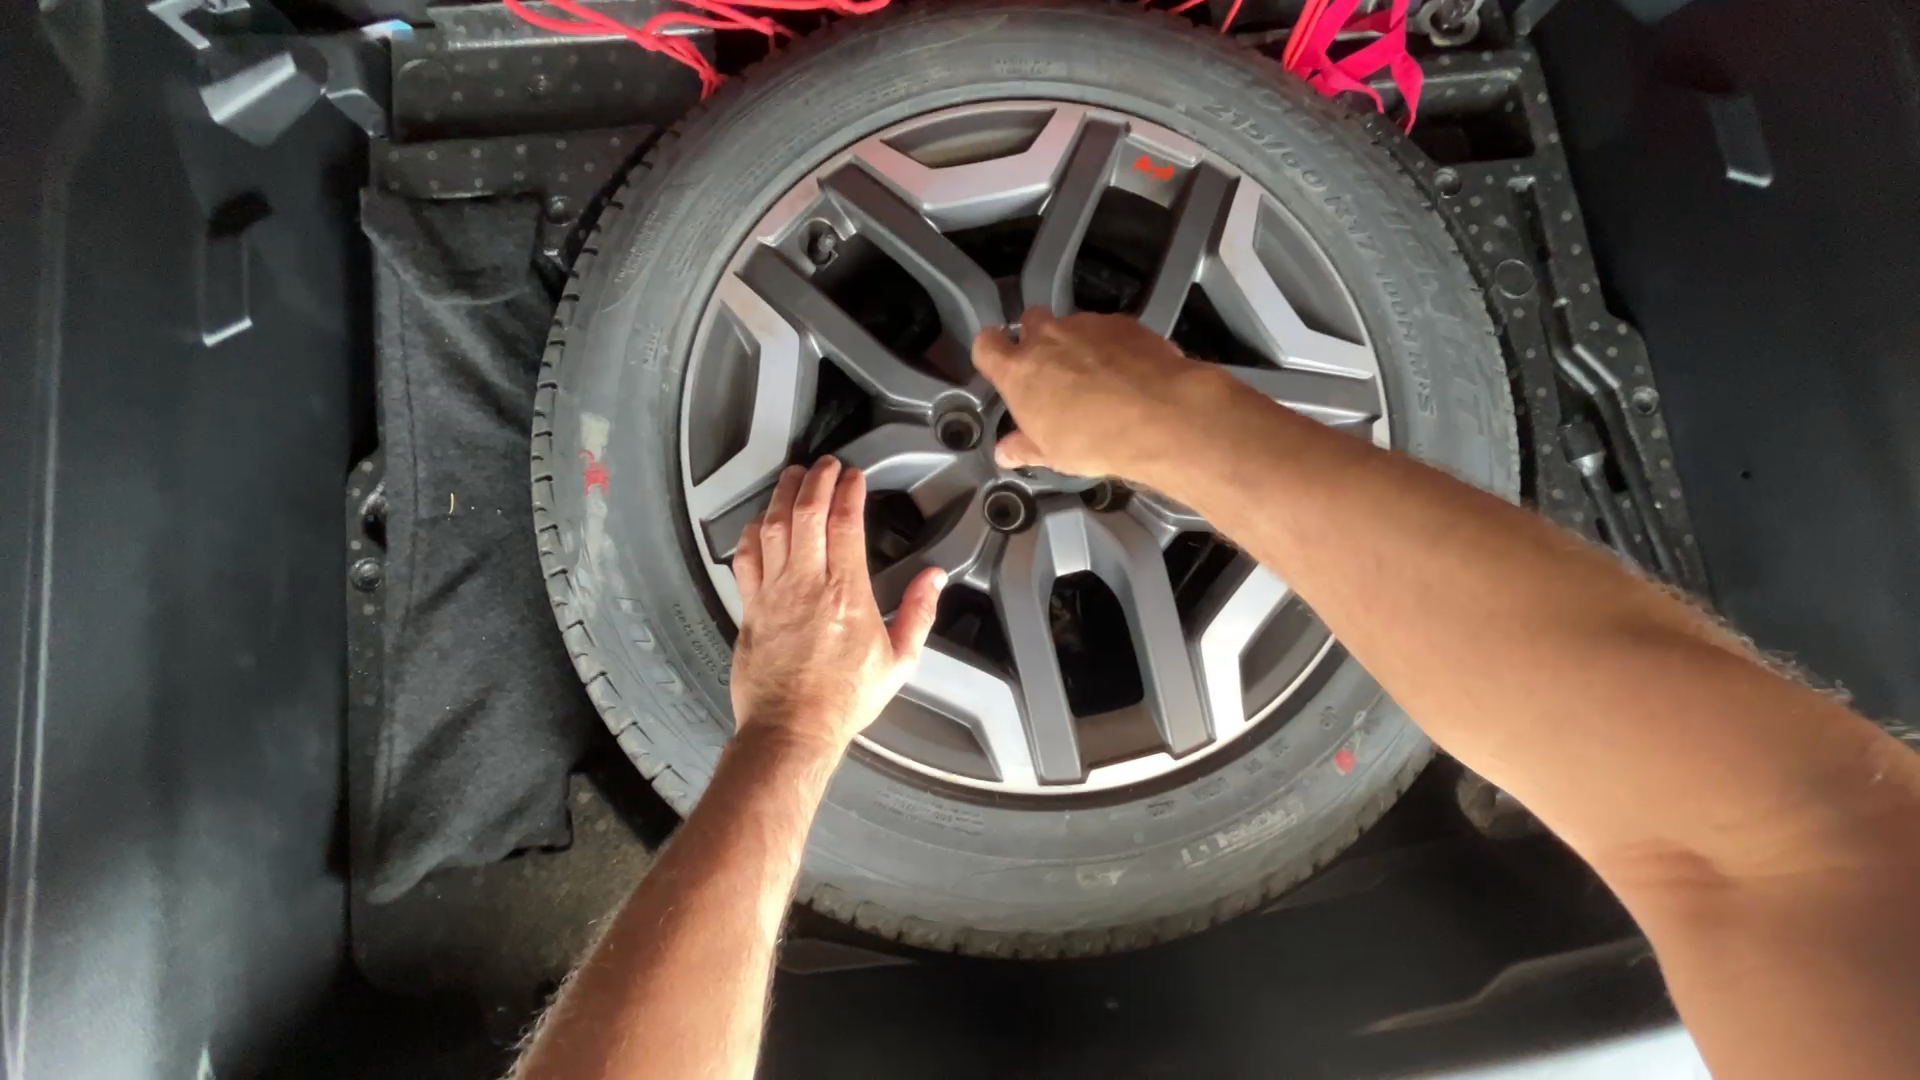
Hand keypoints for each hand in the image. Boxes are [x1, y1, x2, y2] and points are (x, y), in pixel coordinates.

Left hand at [729, 458, 945, 754]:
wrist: (792, 730)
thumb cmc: (843, 699)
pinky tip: (761, 520)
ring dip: (782, 494)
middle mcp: (807, 585)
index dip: (849, 491)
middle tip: (825, 465)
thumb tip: (934, 578)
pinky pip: (746, 557)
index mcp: (847, 593)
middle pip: (805, 513)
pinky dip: (752, 531)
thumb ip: (919, 613)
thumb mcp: (900, 661)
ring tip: (793, 475)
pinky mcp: (751, 608)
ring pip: (773, 527)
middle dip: (815, 479)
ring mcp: (774, 594)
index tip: (854, 476)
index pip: (845, 523)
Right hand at [973, 307, 1230, 479]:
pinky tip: (1126, 373)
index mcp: (1019, 371)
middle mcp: (1048, 338)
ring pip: (1073, 325)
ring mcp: (1087, 326)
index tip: (997, 359)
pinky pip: (1109, 329)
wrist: (1157, 415)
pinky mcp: (1123, 323)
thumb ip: (1023, 447)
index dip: (991, 350)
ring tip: (1097, 377)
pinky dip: (1112, 346)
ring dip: (1078, 344)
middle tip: (1052, 370)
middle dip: (1038, 338)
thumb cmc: (1095, 437)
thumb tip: (1006, 452)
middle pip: (1031, 321)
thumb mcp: (1051, 454)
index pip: (987, 346)